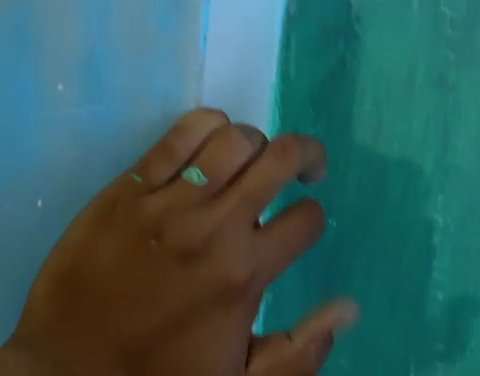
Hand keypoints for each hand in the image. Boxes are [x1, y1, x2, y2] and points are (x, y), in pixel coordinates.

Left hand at [0, 108, 358, 375]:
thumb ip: (298, 353)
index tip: (300, 225)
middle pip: (282, 157)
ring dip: (257, 143)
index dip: (312, 218)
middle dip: (307, 154)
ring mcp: (170, 202)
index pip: (307, 218)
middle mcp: (215, 227)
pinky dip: (208, 126)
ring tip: (252, 159)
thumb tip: (348, 306)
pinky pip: (182, 133)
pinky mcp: (131, 187)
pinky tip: (211, 143)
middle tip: (305, 168)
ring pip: (236, 137)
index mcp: (244, 275)